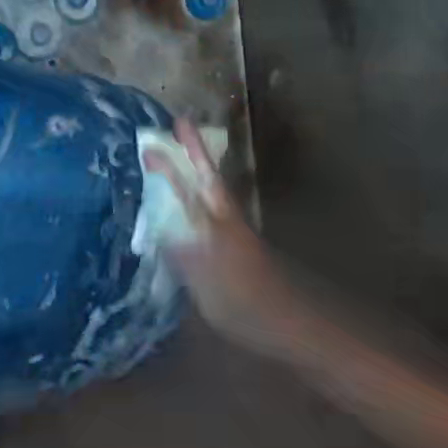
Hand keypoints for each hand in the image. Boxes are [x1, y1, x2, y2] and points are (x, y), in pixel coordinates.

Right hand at [144, 120, 309, 355]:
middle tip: (181, 122)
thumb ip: (186, 260)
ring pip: (216, 190)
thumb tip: (160, 229)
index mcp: (218, 231)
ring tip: (186, 148)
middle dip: (195, 150)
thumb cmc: (250, 312)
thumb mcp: (209, 292)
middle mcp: (229, 223)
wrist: (298, 325)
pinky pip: (218, 207)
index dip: (170, 170)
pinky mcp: (243, 244)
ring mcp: (238, 232)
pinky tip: (194, 199)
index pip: (189, 192)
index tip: (149, 147)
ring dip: (201, 166)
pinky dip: (205, 191)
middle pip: (209, 179)